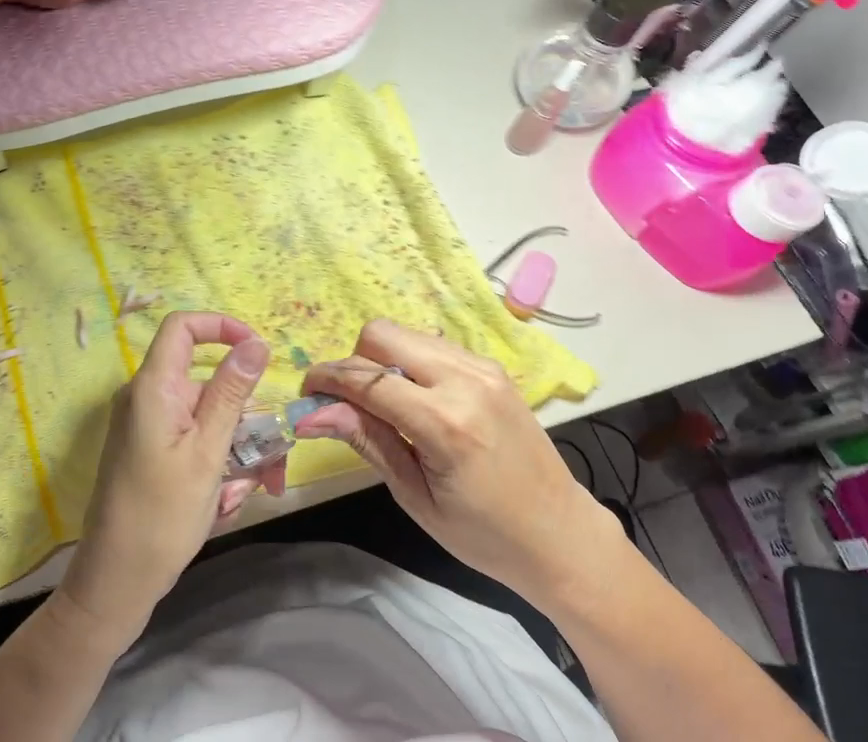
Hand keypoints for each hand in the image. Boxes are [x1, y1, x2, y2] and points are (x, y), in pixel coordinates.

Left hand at [60, 312, 278, 637]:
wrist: (116, 579)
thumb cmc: (162, 514)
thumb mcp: (208, 452)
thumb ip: (231, 393)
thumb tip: (255, 343)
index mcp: (153, 388)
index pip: (183, 327)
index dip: (221, 327)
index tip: (259, 351)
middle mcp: (146, 399)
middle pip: (207, 382)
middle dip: (246, 416)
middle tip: (275, 461)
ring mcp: (148, 427)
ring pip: (208, 418)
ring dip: (238, 449)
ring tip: (252, 493)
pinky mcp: (151, 452)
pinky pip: (194, 441)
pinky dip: (218, 464)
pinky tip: (227, 502)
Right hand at [293, 320, 618, 593]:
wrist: (560, 534)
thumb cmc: (484, 534)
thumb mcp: (415, 496)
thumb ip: (368, 440)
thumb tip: (313, 413)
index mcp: (444, 422)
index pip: (366, 378)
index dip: (327, 380)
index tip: (308, 395)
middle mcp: (465, 381)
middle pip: (383, 334)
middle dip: (355, 361)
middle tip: (350, 402)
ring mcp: (484, 368)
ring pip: (408, 333)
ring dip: (384, 359)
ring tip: (385, 405)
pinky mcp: (494, 368)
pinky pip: (435, 345)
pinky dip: (412, 361)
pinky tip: (417, 399)